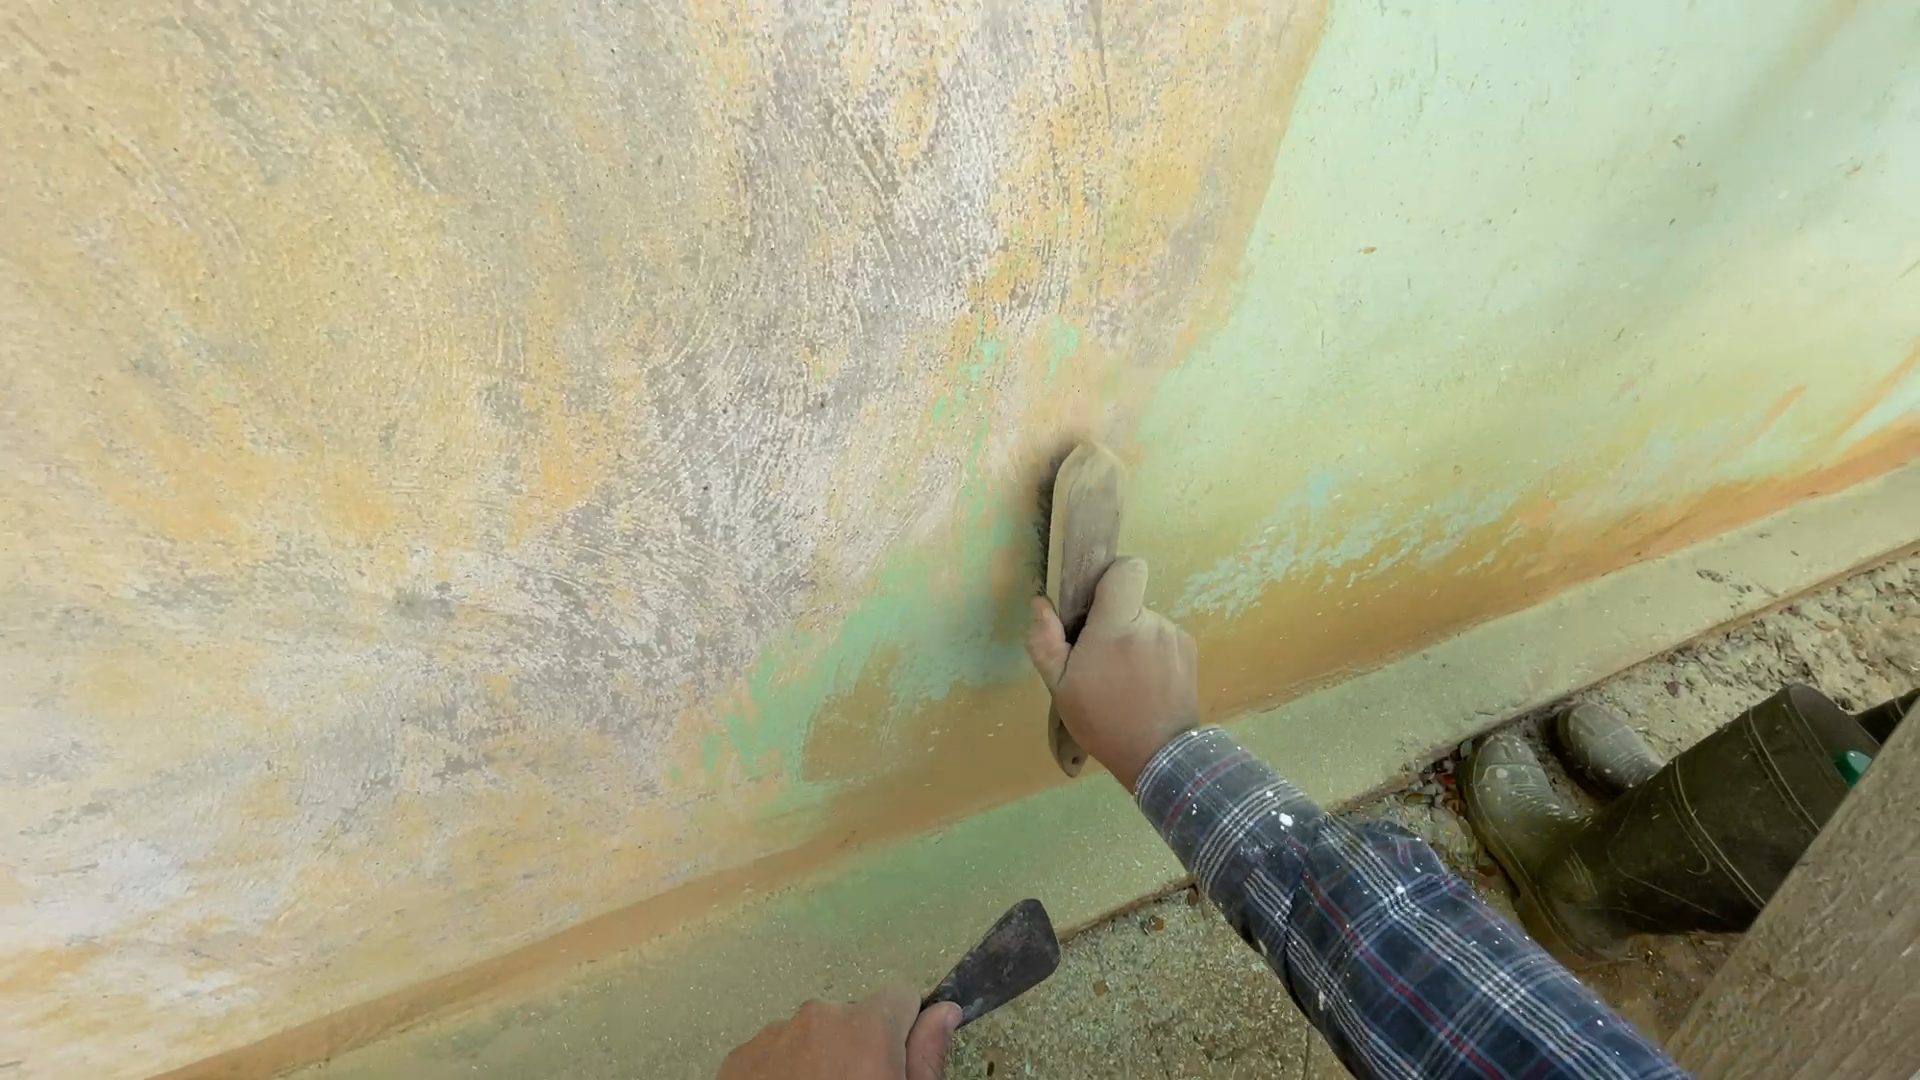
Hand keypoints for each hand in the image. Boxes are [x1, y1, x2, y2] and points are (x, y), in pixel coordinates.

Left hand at [717, 985, 961, 1079]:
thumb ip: (926, 1058)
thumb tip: (946, 1011)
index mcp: (869, 1026)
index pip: (902, 996)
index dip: (905, 1032)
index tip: (896, 1068)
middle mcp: (821, 1015)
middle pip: (854, 1018)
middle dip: (858, 1050)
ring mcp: (775, 1033)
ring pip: (813, 1035)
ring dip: (819, 1062)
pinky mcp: (739, 1057)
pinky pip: (775, 1052)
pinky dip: (782, 1074)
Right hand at [1027, 556, 1199, 790]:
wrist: (1159, 758)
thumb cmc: (1103, 721)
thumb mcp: (1060, 687)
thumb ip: (1045, 641)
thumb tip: (1041, 604)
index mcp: (1119, 626)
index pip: (1127, 569)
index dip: (1111, 576)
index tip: (1095, 602)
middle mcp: (1153, 623)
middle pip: (1130, 601)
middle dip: (1114, 621)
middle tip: (1100, 659)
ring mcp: (1176, 637)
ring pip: (1146, 622)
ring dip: (1133, 639)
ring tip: (1124, 678)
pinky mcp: (1190, 652)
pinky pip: (1162, 638)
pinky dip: (1151, 653)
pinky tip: (1145, 684)